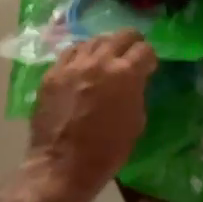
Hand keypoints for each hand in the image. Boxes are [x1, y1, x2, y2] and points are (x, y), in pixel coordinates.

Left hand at [24, 30, 156, 201]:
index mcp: (126, 74)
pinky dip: (81, 55)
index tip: (147, 67)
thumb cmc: (106, 151)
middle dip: (131, 42)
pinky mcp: (53, 73)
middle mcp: (100, 61)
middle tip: (131, 54)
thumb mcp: (136, 122)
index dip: (149, 58)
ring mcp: (74, 65)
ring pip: (94, 40)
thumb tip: (135, 80)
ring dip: (105, 47)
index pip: (145, 49)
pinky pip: (70, 52)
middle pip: (122, 35)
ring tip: (105, 58)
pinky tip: (83, 65)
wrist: (62, 166)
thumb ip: (137, 92)